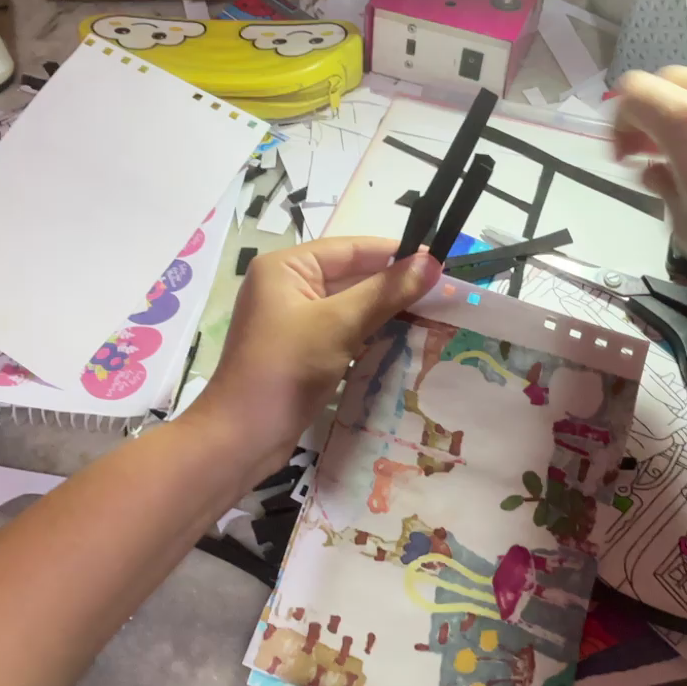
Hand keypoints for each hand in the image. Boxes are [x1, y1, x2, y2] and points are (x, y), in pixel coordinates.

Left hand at [186, 238, 441, 478]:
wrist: (241, 437)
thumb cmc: (286, 369)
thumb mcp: (339, 324)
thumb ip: (385, 292)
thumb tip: (433, 263)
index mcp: (286, 267)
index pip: (351, 249)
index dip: (396, 255)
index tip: (441, 264)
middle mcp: (287, 286)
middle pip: (351, 275)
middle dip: (394, 286)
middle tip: (444, 294)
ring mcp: (292, 320)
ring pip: (349, 306)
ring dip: (386, 312)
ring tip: (433, 316)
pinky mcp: (300, 351)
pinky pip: (342, 332)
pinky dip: (370, 335)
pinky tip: (403, 341)